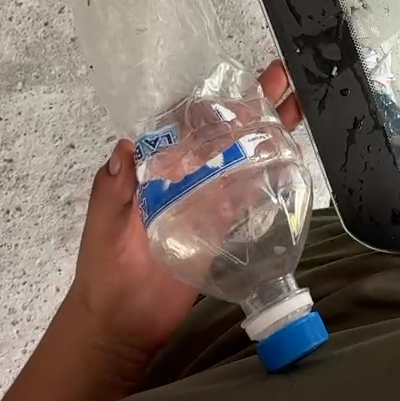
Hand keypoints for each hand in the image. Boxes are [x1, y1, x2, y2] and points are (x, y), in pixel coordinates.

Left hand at [65, 61, 305, 365]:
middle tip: (280, 78)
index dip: (209, 99)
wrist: (123, 323)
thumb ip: (113, 189)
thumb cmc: (105, 269)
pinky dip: (273, 172)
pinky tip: (294, 154)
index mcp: (154, 166)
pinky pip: (251, 193)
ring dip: (267, 130)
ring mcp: (208, 198)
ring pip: (241, 155)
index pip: (184, 122)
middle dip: (250, 104)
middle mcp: (185, 174)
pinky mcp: (225, 225)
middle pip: (221, 132)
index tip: (234, 77)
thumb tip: (125, 146)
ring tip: (296, 105)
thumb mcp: (103, 224)